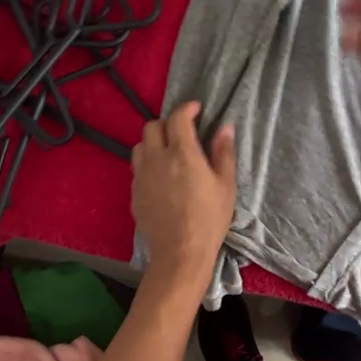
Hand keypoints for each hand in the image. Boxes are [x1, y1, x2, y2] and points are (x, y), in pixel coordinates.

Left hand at [133, 102, 236, 287]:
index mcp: (182, 154)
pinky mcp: (134, 193)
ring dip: (153, 143)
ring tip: (167, 153)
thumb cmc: (209, 219)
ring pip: (140, 146)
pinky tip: (160, 178)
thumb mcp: (226, 186)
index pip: (178, 118)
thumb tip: (225, 128)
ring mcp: (141, 176)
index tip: (196, 110)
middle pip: (152, 126)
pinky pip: (137, 169)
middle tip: (181, 132)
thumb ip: (223, 153)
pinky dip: (148, 165)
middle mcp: (157, 159)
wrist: (180, 252)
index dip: (187, 108)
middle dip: (167, 123)